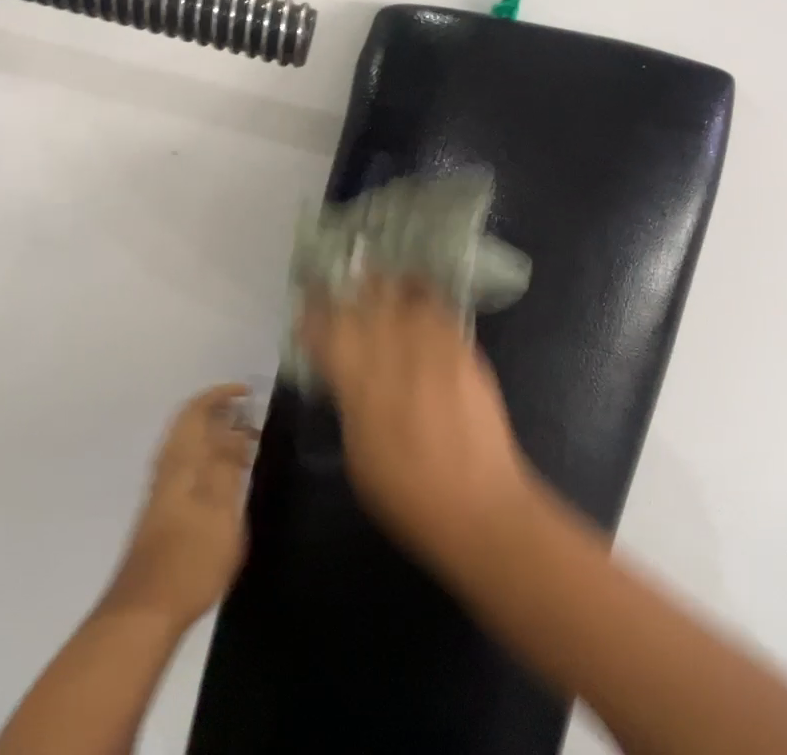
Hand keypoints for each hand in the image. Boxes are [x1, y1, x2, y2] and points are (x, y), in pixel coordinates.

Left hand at [104, 384, 255, 628]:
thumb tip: (235, 428)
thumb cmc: (190, 559)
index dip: (219, 396)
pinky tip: (228, 481)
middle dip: (220, 414)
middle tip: (253, 418)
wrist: (146, 608)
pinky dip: (210, 461)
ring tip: (248, 445)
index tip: (248, 392)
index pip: (195, 412)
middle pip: (189, 427)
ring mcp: (162, 493)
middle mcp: (167, 470)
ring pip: (188, 449)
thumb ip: (227, 467)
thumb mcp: (221, 511)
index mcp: (180, 463)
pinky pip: (189, 470)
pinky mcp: (164, 514)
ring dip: (215, 438)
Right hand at [299, 278, 534, 565]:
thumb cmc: (407, 497)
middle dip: (350, 289)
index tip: (305, 303)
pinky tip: (417, 297)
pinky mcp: (468, 357)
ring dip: (388, 286)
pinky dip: (425, 299)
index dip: (314, 314)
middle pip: (369, 304)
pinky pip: (442, 314)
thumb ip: (350, 405)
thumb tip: (344, 378)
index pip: (329, 333)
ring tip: (376, 277)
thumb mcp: (358, 454)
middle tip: (338, 280)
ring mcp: (437, 353)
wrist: (481, 508)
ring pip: (407, 300)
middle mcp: (398, 359)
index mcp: (362, 387)